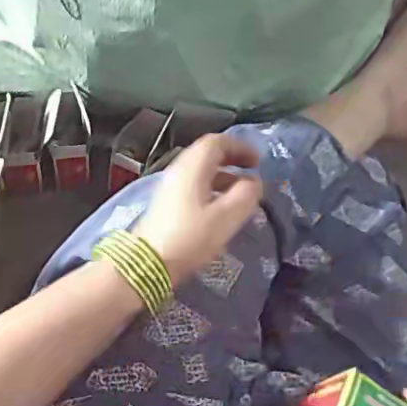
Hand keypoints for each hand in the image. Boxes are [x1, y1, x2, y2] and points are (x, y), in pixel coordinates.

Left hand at [133, 134, 264, 282]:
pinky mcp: (167, 204)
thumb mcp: (226, 217)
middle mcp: (178, 171)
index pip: (217, 142)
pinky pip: (193, 187)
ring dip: (223, 177)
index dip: (240, 147)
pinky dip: (211, 190)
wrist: (149, 263)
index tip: (257, 161)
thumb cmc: (190, 237)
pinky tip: (220, 209)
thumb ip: (246, 194)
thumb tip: (254, 181)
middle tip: (251, 172)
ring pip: (200, 172)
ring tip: (240, 193)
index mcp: (192, 167)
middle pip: (207, 155)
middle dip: (232, 160)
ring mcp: (170, 187)